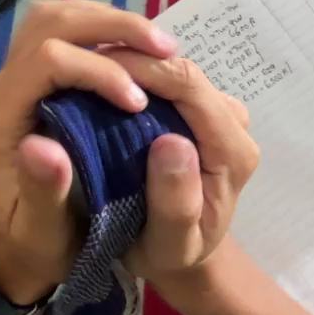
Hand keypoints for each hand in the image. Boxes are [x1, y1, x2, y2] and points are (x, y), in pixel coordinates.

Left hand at [0, 0, 179, 305]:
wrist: (20, 243)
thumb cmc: (37, 243)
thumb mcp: (42, 234)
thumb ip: (42, 193)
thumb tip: (44, 147)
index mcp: (0, 118)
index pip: (48, 59)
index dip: (99, 69)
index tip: (140, 102)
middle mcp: (2, 86)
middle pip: (51, 23)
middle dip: (111, 26)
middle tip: (164, 50)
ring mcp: (14, 74)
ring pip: (57, 16)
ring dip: (109, 20)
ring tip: (158, 45)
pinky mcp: (32, 72)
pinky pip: (64, 28)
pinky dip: (103, 27)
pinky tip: (138, 50)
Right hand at [108, 53, 259, 291]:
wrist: (181, 255)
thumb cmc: (170, 252)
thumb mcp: (171, 244)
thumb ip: (176, 200)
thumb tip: (172, 143)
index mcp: (232, 149)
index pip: (189, 85)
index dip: (143, 67)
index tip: (94, 68)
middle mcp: (232, 121)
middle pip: (180, 69)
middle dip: (131, 60)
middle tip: (81, 64)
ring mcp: (216, 110)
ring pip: (171, 69)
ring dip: (130, 64)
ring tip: (86, 68)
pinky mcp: (198, 107)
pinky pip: (165, 79)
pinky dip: (133, 75)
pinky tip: (102, 80)